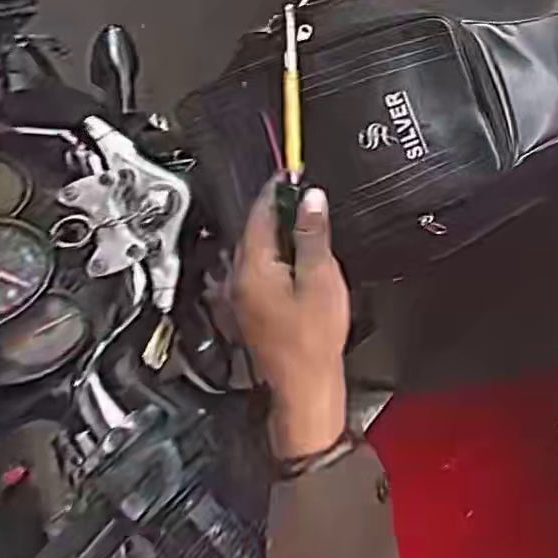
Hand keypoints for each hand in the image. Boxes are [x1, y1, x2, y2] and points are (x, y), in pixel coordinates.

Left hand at [231, 184, 349, 459]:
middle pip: (254, 230)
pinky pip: (258, 266)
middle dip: (278, 207)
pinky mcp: (249, 309)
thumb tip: (311, 199)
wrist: (305, 385)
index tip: (293, 172)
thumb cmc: (313, 338)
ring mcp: (240, 297)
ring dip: (277, 229)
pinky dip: (276, 251)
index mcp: (252, 269)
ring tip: (304, 218)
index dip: (278, 189)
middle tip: (303, 191)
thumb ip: (314, 234)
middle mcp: (237, 281)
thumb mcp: (321, 276)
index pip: (260, 214)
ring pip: (256, 248)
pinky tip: (297, 254)